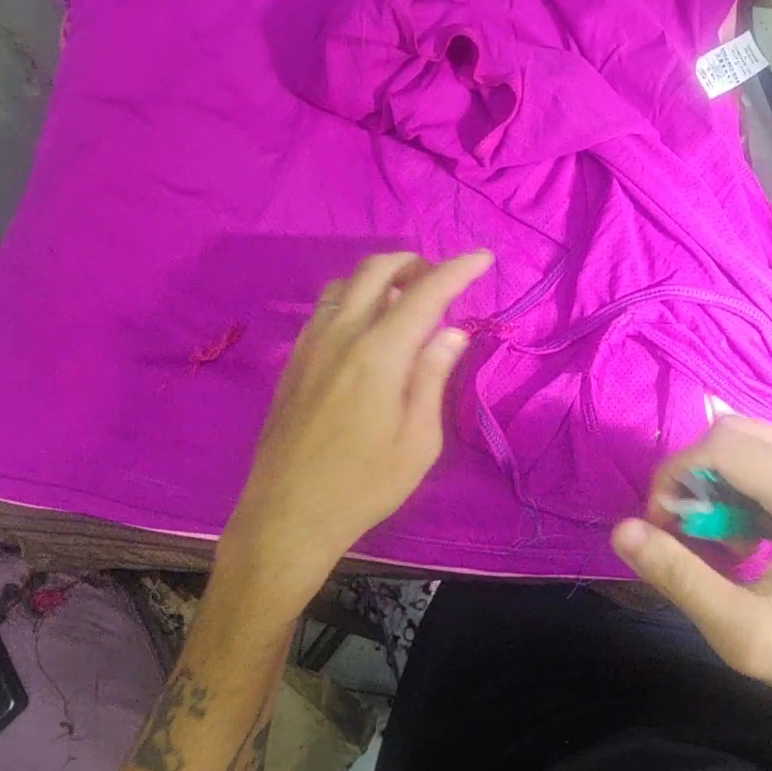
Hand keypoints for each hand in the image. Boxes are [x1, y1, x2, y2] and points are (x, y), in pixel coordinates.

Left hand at [222, 251, 491, 590]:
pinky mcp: (294, 362)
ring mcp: (310, 345)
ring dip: (381, 278)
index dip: (458, 270)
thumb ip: (432, 377)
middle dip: (415, 264)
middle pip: (377, 270)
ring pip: (346, 284)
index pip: (425, 292)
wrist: (289, 512)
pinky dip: (354, 299)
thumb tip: (450, 332)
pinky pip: (325, 309)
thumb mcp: (417, 441)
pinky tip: (367, 328)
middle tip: (441, 283)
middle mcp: (340, 335)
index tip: (482, 258)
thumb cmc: (365, 485)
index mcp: (379, 353)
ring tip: (406, 303)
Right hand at [610, 416, 771, 721]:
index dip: (674, 480)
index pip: (719, 446)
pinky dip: (740, 490)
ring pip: (748, 443)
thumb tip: (621, 530)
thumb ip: (676, 574)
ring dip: (715, 486)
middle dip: (692, 480)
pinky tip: (745, 538)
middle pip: (732, 435)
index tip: (660, 532)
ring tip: (717, 545)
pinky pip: (770, 459)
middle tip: (683, 537)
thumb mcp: (738, 628)